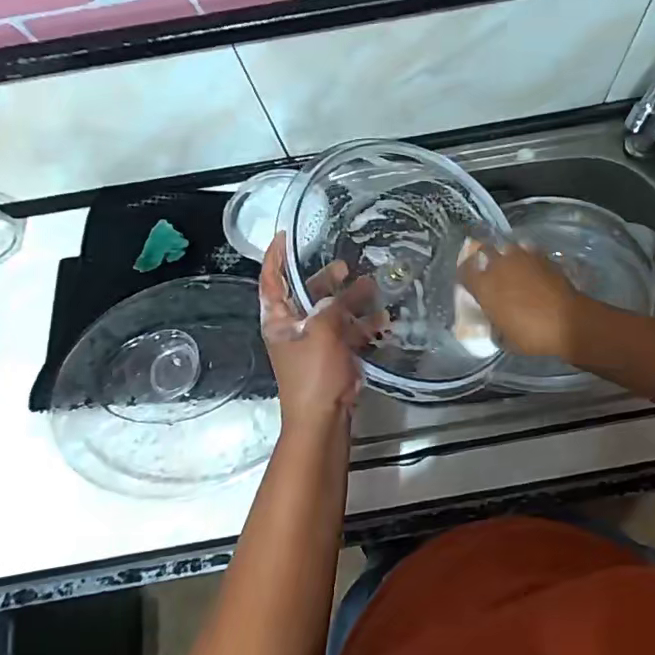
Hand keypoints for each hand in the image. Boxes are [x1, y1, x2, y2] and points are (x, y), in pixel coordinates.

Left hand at [258, 232, 381, 432]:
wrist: (322, 418)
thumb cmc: (313, 372)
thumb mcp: (322, 330)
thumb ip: (334, 304)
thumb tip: (351, 287)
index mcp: (278, 319)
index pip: (271, 279)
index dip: (275, 256)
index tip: (285, 235)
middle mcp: (293, 327)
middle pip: (306, 294)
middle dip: (326, 279)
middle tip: (346, 265)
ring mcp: (314, 342)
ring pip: (332, 312)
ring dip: (351, 301)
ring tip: (373, 288)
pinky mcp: (333, 356)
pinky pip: (347, 333)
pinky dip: (363, 325)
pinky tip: (384, 319)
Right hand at [458, 235, 591, 361]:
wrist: (568, 322)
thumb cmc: (531, 335)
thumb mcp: (504, 337)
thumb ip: (494, 323)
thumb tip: (494, 319)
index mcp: (483, 285)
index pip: (463, 270)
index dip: (464, 274)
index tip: (468, 281)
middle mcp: (498, 266)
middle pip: (483, 250)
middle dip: (483, 257)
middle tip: (488, 269)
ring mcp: (521, 258)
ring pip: (507, 247)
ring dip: (506, 255)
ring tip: (510, 264)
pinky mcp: (542, 256)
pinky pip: (528, 251)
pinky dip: (527, 257)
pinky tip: (531, 266)